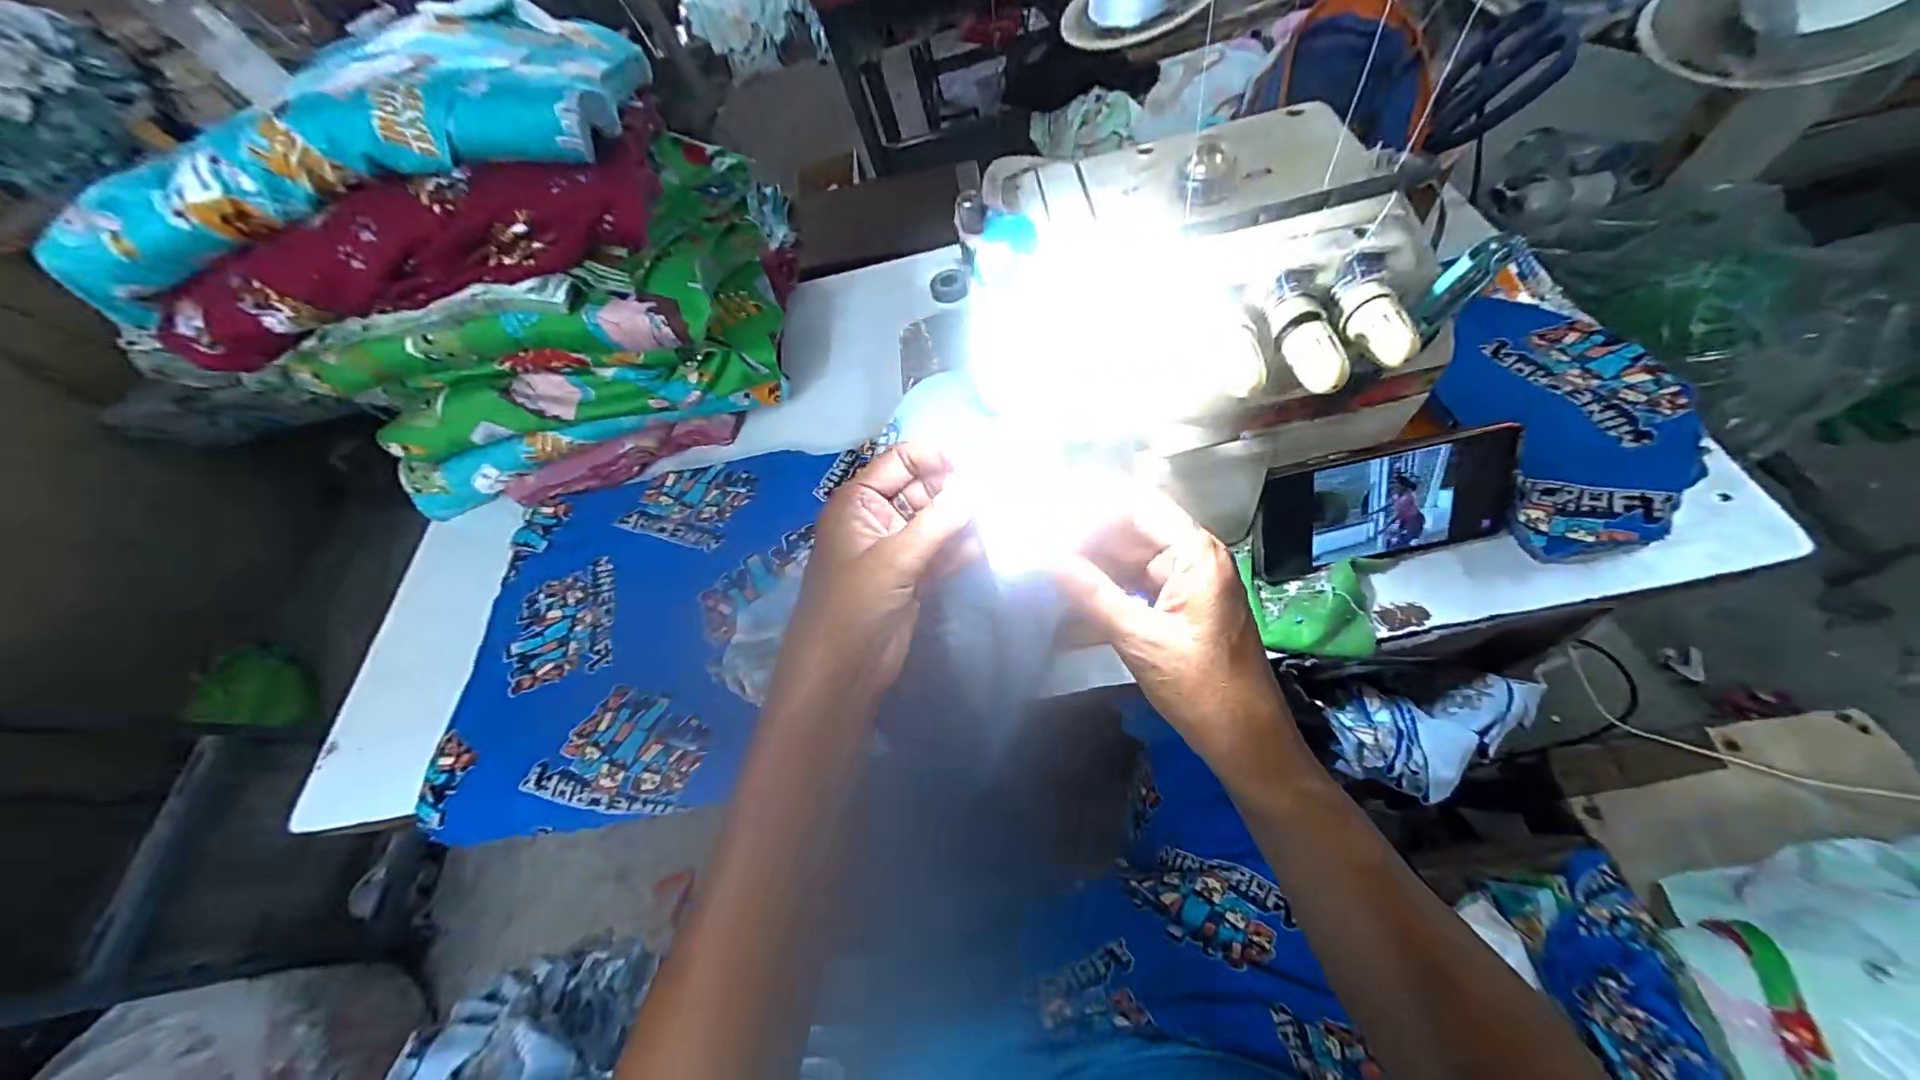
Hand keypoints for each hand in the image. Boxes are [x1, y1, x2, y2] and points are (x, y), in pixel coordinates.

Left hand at [773, 442, 973, 705]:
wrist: (842, 671)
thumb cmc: (855, 606)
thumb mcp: (894, 558)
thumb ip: (938, 522)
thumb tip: (977, 489)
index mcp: (858, 502)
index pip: (899, 461)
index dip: (933, 461)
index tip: (971, 475)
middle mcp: (877, 517)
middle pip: (922, 489)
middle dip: (953, 494)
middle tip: (990, 502)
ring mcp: (896, 547)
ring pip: (936, 521)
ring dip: (961, 523)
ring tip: (990, 525)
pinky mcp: (912, 574)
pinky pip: (941, 550)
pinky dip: (959, 549)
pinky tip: (980, 550)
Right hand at [1054, 486, 1290, 760]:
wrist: (1246, 740)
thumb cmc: (1203, 688)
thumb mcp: (1140, 639)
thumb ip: (1092, 593)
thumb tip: (1048, 560)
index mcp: (1195, 555)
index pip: (1136, 508)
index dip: (1090, 515)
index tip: (1050, 529)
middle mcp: (1193, 560)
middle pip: (1130, 534)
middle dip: (1085, 545)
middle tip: (1041, 560)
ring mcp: (1186, 585)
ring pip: (1128, 564)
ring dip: (1091, 573)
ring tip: (1048, 584)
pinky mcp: (1178, 610)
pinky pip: (1135, 590)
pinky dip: (1106, 598)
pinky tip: (1070, 612)